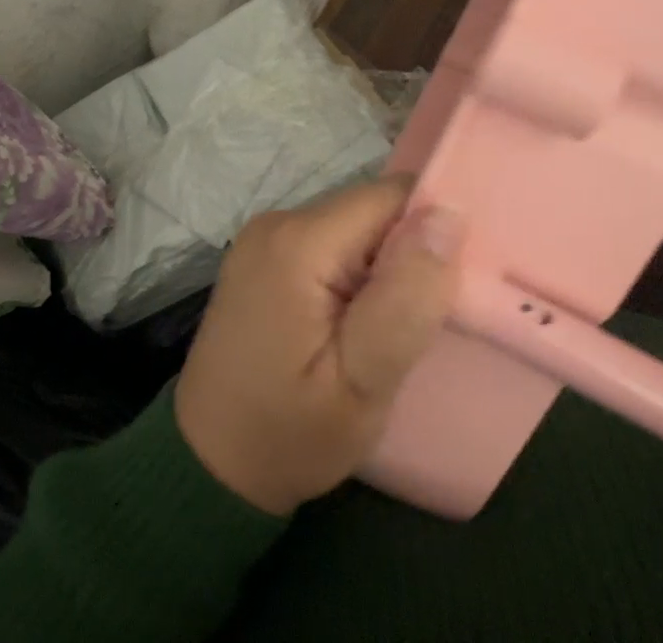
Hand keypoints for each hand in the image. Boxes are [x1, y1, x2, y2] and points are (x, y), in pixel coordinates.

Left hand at [174, 177, 463, 515]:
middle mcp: (276, 223)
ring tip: (392, 330)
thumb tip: (447, 216)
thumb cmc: (290, 433)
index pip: (393, 197)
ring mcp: (264, 242)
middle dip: (410, 256)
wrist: (210, 466)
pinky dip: (356, 278)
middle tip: (425, 322)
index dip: (433, 234)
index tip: (452, 290)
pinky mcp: (263, 263)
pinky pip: (330, 248)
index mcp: (299, 242)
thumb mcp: (363, 382)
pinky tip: (359, 325)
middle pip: (373, 211)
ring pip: (356, 230)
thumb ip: (406, 299)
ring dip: (384, 270)